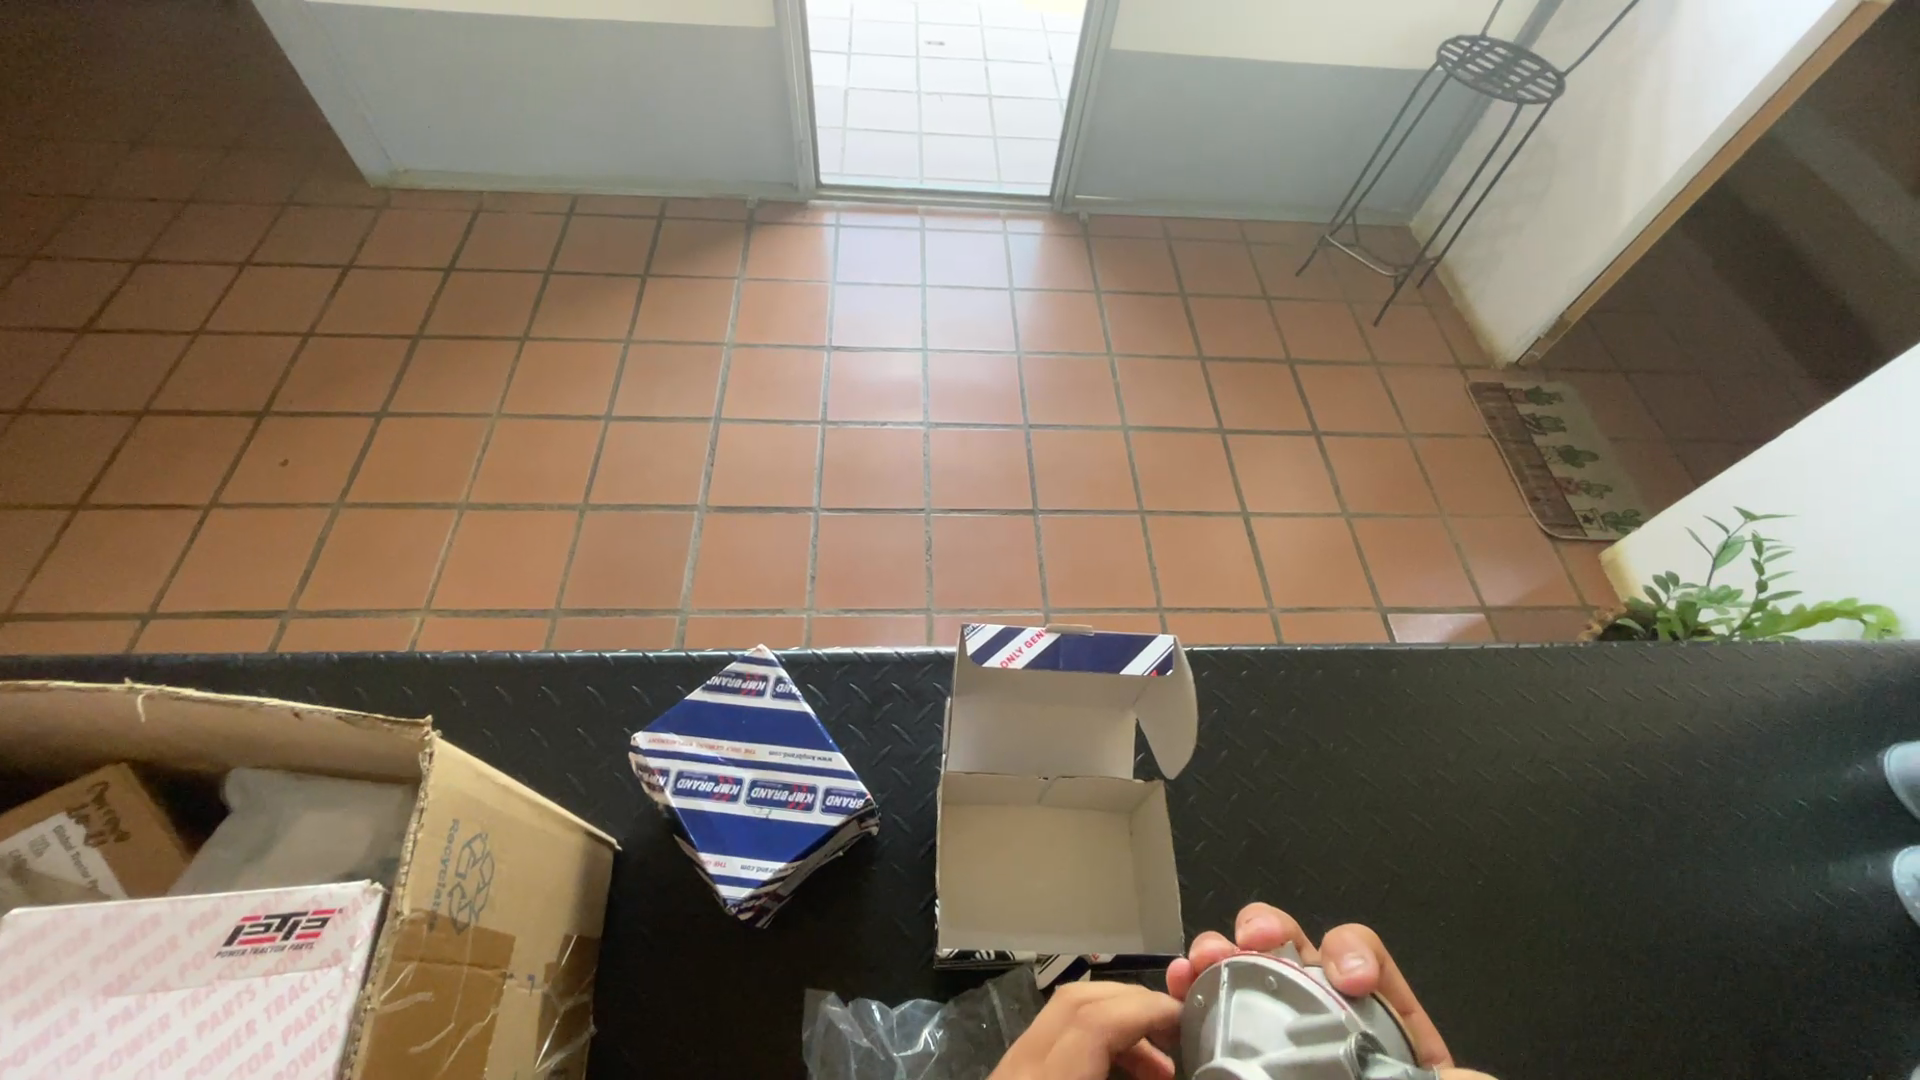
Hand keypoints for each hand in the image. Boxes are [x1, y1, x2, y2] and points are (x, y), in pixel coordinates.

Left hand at [987, 980, 1181, 1079]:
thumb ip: (1135, 1074)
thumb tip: (1171, 1065)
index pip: (1092, 1021)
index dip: (1145, 1010)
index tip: (1186, 1019)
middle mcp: (1019, 1066)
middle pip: (1075, 1003)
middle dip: (1133, 1006)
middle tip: (1176, 1033)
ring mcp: (1009, 1069)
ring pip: (1062, 1016)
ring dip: (1116, 1027)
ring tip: (1160, 1066)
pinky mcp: (1011, 1075)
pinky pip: (1054, 1040)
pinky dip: (1093, 1044)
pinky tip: (1123, 1071)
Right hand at [1166, 903, 1496, 1079]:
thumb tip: (1457, 1079)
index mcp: (1380, 1025)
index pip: (1360, 957)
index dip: (1349, 951)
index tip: (1346, 979)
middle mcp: (1322, 1017)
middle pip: (1289, 947)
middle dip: (1266, 927)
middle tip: (1254, 941)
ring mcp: (1274, 1038)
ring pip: (1241, 970)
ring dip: (1219, 950)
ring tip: (1206, 958)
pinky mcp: (1238, 1061)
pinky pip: (1210, 1012)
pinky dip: (1191, 987)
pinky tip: (1181, 982)